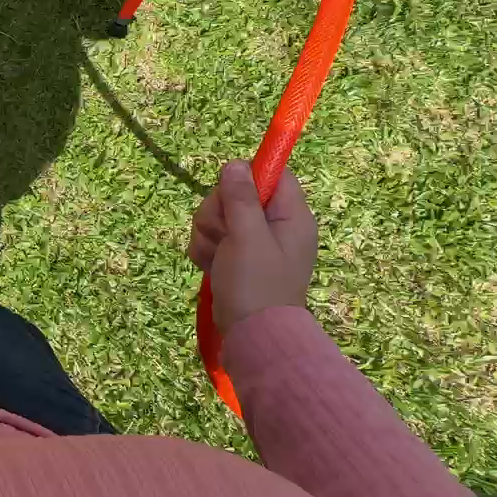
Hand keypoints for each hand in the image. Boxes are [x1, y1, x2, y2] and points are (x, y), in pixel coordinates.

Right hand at [189, 161, 318, 331]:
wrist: (251, 333)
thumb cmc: (256, 283)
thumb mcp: (247, 236)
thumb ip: (241, 198)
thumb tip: (236, 163)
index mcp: (291, 217)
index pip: (274, 175)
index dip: (249, 175)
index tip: (230, 190)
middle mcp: (275, 225)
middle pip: (236, 193)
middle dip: (217, 211)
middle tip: (223, 234)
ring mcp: (255, 241)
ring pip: (217, 215)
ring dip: (207, 233)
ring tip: (216, 257)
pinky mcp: (236, 255)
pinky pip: (210, 236)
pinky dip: (205, 249)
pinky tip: (210, 265)